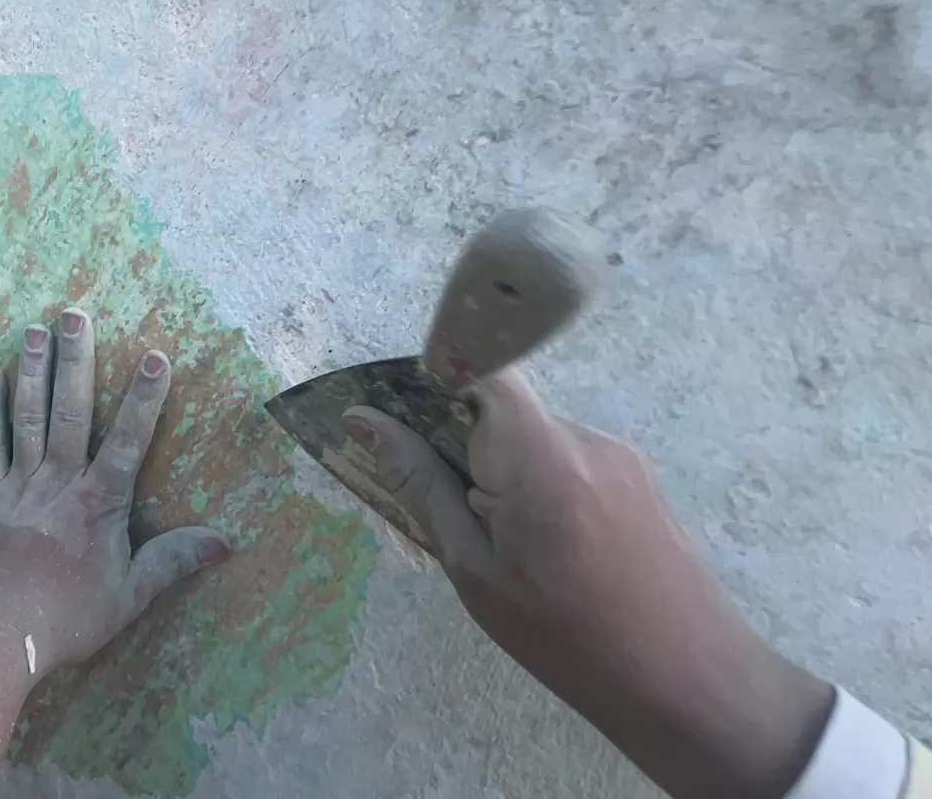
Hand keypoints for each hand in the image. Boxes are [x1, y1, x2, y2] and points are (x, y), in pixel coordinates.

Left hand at [0, 308, 229, 798]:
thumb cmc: (70, 615)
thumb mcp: (132, 595)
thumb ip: (174, 561)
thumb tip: (227, 541)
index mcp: (99, 502)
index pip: (128, 440)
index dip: (144, 399)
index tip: (155, 357)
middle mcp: (59, 480)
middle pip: (70, 410)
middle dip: (75, 360)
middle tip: (74, 314)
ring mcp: (20, 482)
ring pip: (28, 415)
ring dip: (31, 369)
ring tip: (33, 328)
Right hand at [346, 368, 832, 798]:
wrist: (699, 692)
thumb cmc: (566, 635)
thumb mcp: (470, 564)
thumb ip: (418, 481)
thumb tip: (361, 417)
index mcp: (541, 457)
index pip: (481, 369)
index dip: (433, 379)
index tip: (403, 419)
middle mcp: (586, 439)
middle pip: (498, 403)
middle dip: (455, 434)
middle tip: (437, 493)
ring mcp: (619, 455)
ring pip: (527, 430)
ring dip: (493, 459)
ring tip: (490, 528)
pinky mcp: (637, 475)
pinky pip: (559, 451)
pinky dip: (529, 474)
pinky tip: (534, 535)